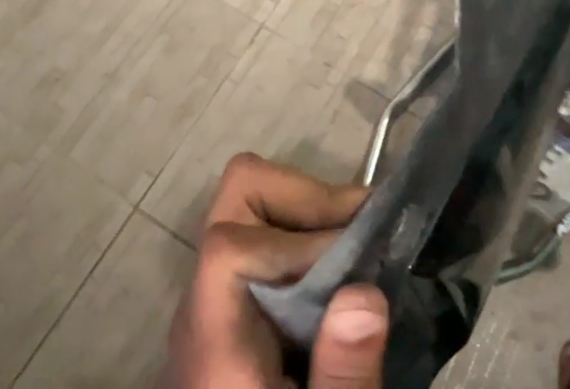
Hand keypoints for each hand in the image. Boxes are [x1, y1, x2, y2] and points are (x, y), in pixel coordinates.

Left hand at [167, 153, 387, 387]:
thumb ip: (343, 374)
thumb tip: (364, 290)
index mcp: (217, 343)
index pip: (229, 248)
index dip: (297, 241)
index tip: (357, 269)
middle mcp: (205, 305)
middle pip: (236, 197)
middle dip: (305, 200)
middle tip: (364, 234)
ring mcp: (216, 301)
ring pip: (249, 207)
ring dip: (309, 214)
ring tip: (362, 250)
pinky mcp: (233, 308)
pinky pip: (262, 237)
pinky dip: (306, 238)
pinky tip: (344, 276)